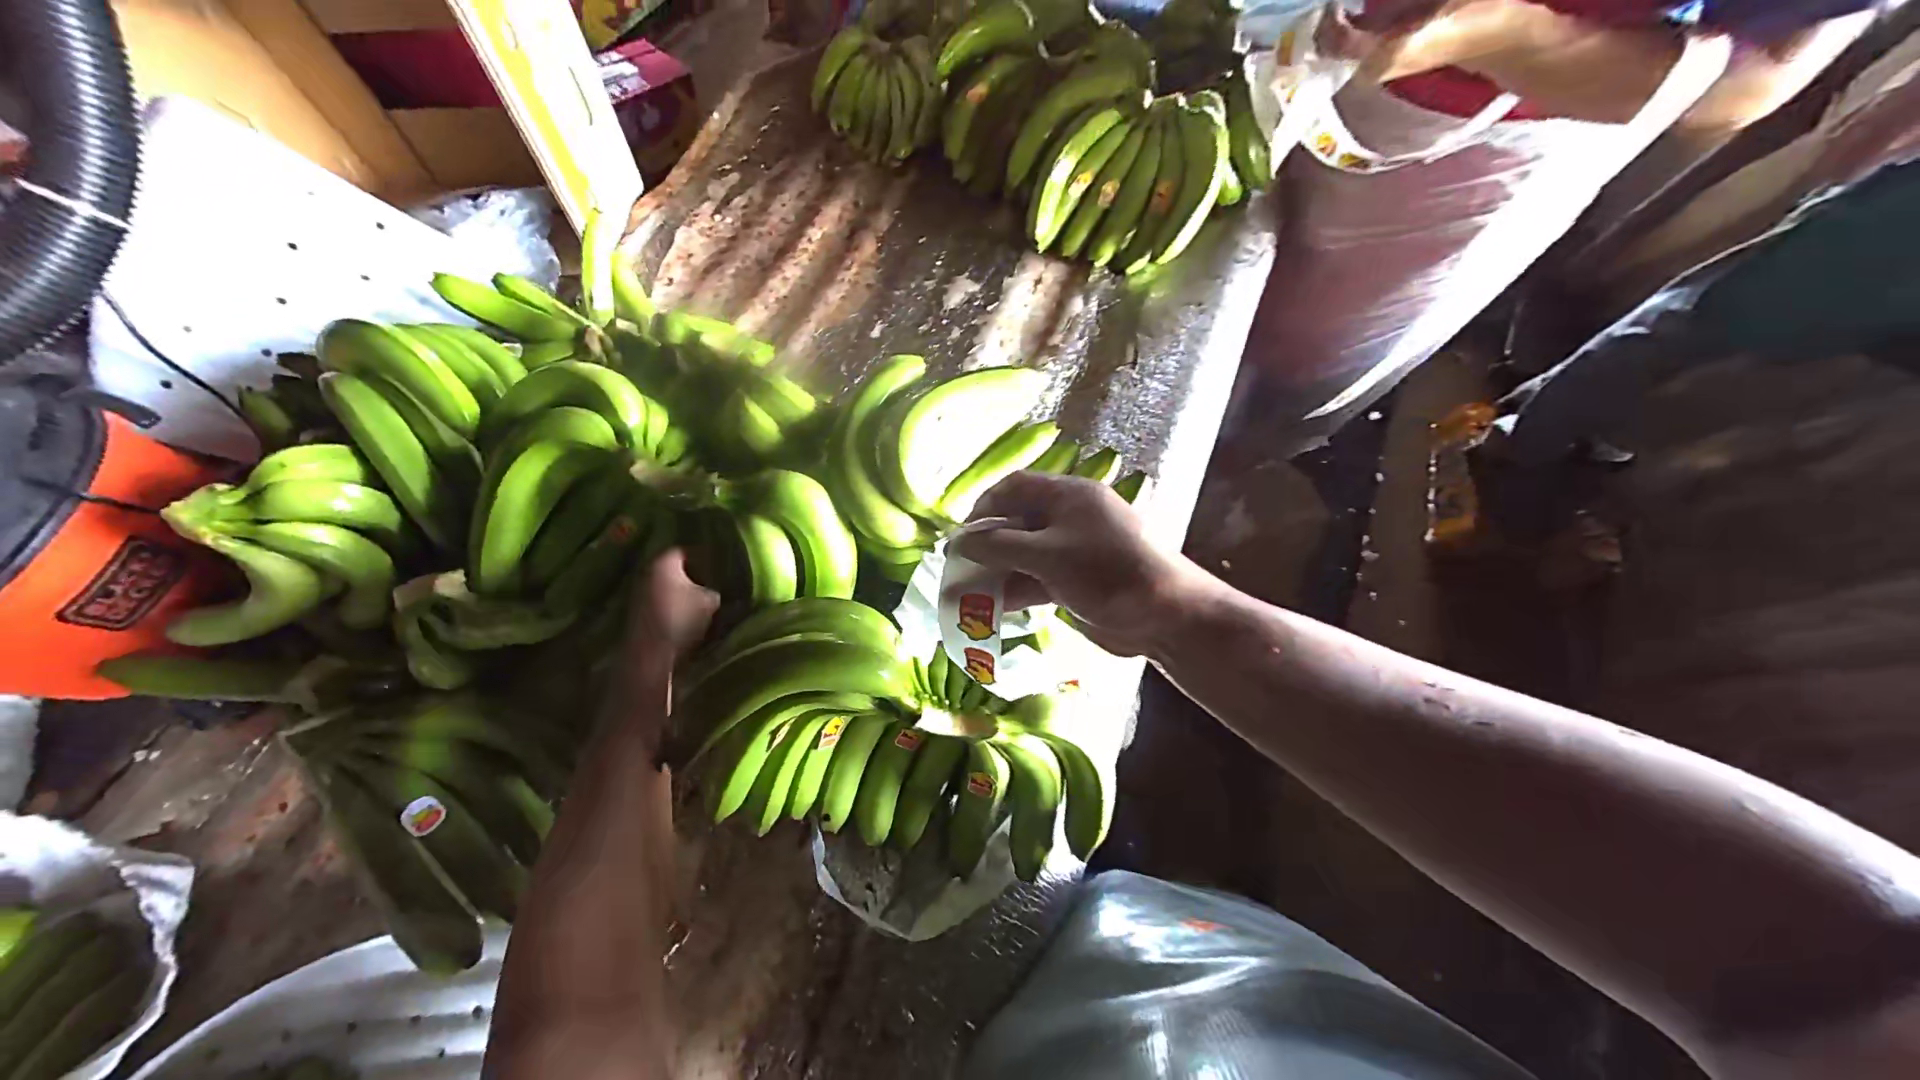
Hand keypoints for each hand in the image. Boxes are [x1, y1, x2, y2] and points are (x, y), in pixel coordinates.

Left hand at [624, 548, 718, 674]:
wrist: (651, 655)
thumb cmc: (682, 619)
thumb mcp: (712, 601)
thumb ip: (715, 589)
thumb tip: (715, 588)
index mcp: (664, 561)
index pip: (686, 550)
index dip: (704, 556)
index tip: (720, 565)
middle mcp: (647, 571)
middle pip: (674, 568)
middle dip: (693, 574)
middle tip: (714, 582)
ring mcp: (638, 593)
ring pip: (666, 586)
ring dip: (682, 592)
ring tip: (703, 602)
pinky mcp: (636, 614)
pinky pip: (660, 602)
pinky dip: (673, 606)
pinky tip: (688, 616)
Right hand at [947, 472, 1220, 658]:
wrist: (1164, 616)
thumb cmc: (1106, 572)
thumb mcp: (1047, 556)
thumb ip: (1000, 547)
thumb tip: (960, 543)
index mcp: (1069, 496)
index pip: (1016, 487)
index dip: (985, 506)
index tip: (962, 533)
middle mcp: (1071, 518)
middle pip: (1018, 522)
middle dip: (988, 544)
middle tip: (960, 566)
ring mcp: (1075, 551)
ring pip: (1026, 555)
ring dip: (999, 572)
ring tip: (967, 593)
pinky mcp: (1077, 581)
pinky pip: (1038, 579)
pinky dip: (1017, 590)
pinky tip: (994, 608)